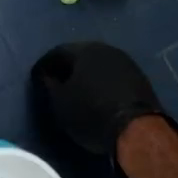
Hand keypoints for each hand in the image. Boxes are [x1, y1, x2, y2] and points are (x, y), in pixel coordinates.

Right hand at [31, 42, 176, 157]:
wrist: (136, 129)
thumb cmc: (92, 114)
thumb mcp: (61, 105)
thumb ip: (50, 87)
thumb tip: (47, 77)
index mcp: (84, 50)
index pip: (58, 52)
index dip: (45, 65)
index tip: (37, 78)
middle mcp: (105, 48)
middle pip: (80, 56)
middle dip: (67, 68)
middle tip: (57, 83)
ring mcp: (125, 62)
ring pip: (98, 65)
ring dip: (87, 75)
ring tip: (78, 92)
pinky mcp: (139, 78)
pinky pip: (113, 76)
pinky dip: (102, 83)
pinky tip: (99, 97)